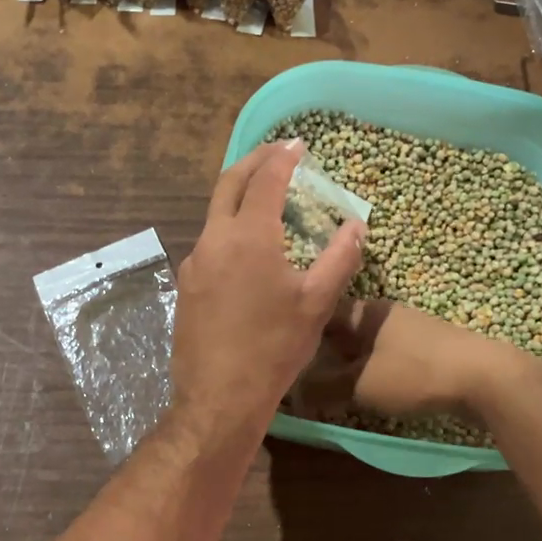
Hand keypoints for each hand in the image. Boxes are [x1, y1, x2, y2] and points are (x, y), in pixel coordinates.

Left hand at [171, 141, 364, 439]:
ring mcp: (195, 262)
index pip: (266, 180)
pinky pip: (209, 242)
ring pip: (215, 214)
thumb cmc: (274, 348)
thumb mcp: (316, 303)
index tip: (298, 144)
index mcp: (249, 237)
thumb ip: (339, 258)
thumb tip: (355, 225)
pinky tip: (247, 247)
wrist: (219, 396)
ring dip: (238, 195)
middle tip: (275, 153)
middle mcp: (215, 239)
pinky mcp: (186, 284)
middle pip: (229, 183)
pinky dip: (229, 227)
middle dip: (253, 161)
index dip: (283, 157)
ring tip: (265, 197)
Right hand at [291, 298, 529, 421]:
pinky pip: (384, 356)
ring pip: (363, 344)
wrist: (485, 378)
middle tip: (301, 376)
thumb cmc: (415, 373)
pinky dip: (369, 371)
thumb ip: (323, 388)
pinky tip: (366, 391)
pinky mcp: (425, 350)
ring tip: (328, 387)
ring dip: (346, 362)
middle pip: (341, 328)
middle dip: (321, 350)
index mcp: (364, 311)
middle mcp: (383, 313)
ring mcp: (407, 329)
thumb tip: (292, 393)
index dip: (298, 329)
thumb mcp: (360, 384)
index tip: (281, 351)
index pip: (319, 310)